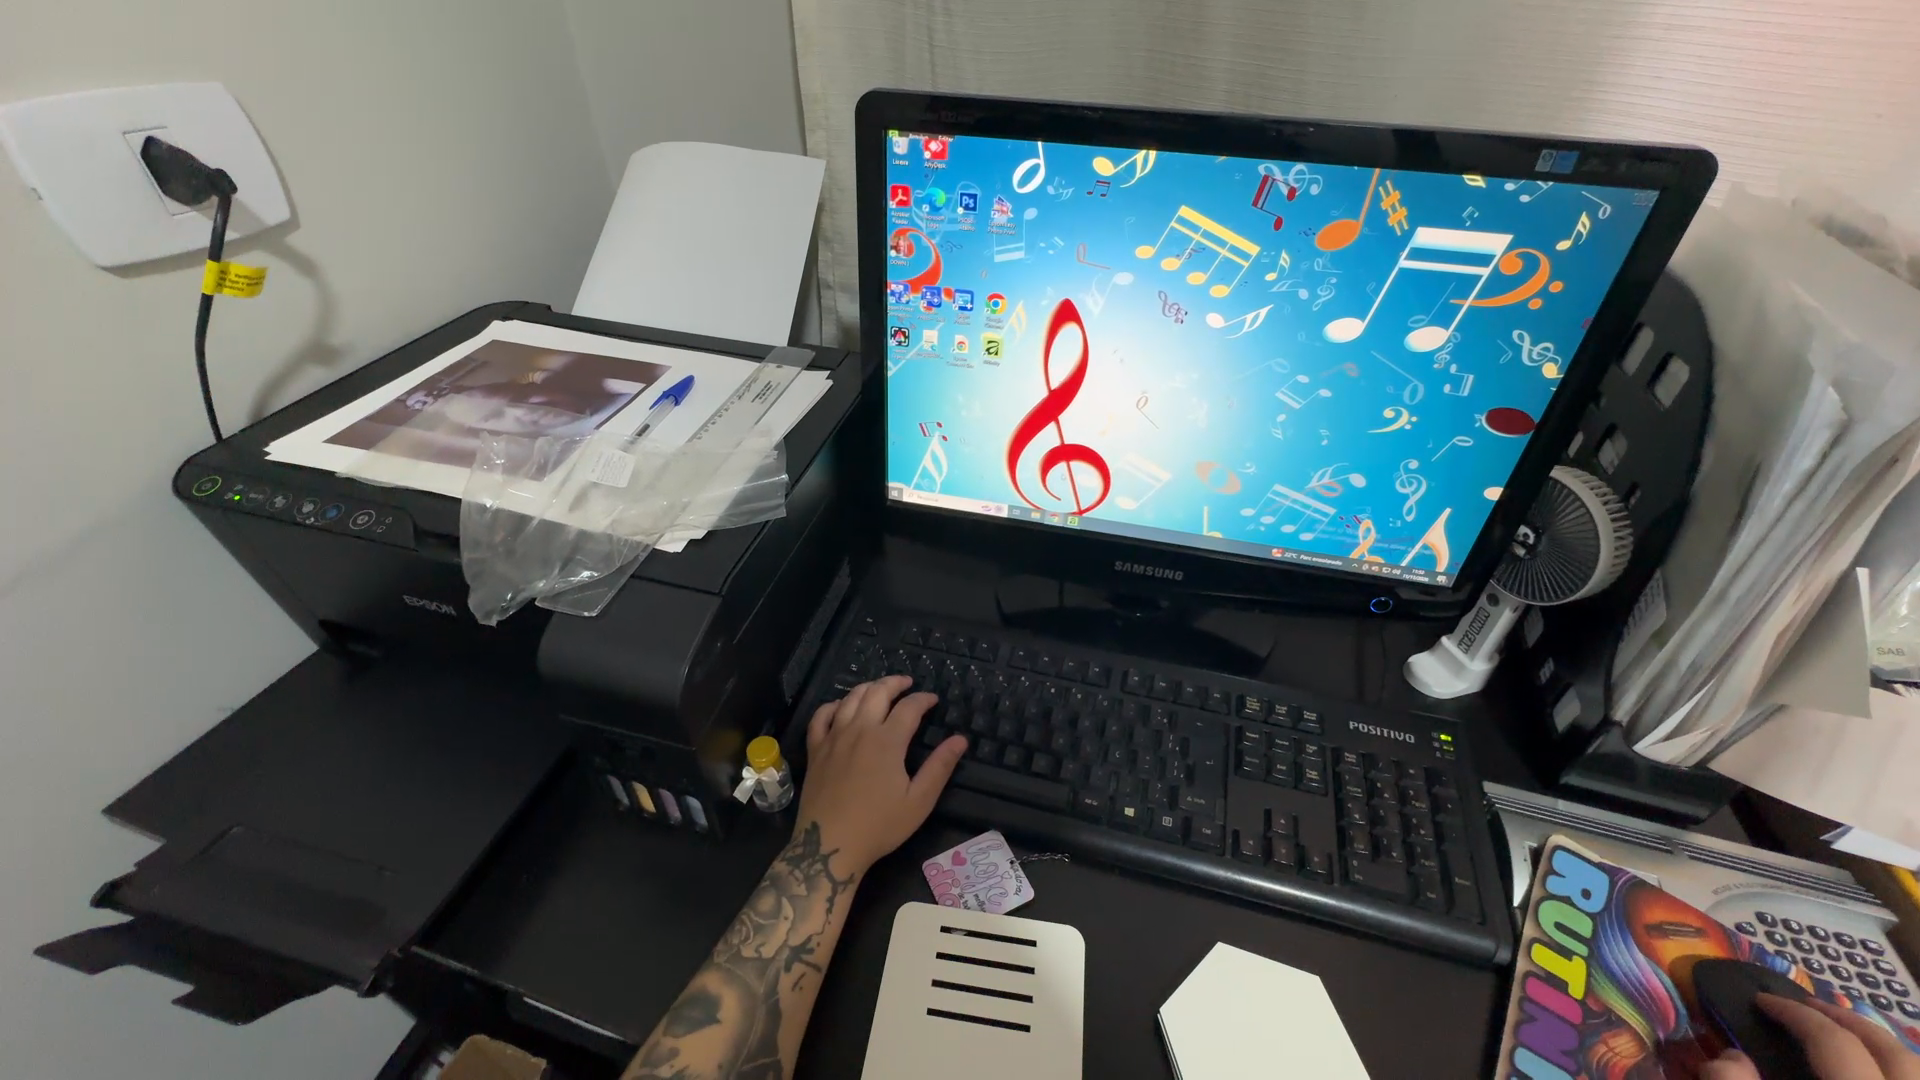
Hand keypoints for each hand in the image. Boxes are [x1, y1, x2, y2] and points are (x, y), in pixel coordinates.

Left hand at [796, 676, 967, 874]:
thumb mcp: (919, 801)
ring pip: (850, 698)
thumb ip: (940, 766)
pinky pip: (821, 716)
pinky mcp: (815, 749)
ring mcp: (834, 737)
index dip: (923, 699)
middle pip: (877, 692)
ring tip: (879, 689)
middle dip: (895, 683)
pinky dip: (833, 705)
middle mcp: (860, 730)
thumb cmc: (879, 825)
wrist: (829, 845)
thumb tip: (960, 739)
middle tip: (907, 683)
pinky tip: (841, 707)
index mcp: (887, 740)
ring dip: (868, 688)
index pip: (909, 707)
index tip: (933, 699)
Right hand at [1702, 995, 1919, 1079]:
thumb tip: (1729, 1056)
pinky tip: (1873, 1066)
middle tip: (1807, 1005)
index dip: (1794, 1013)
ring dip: (1881, 1042)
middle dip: (1845, 1018)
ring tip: (1846, 1032)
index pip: (1832, 1040)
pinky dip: (1899, 1068)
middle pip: (1890, 1049)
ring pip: (1916, 1066)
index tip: (1761, 1000)